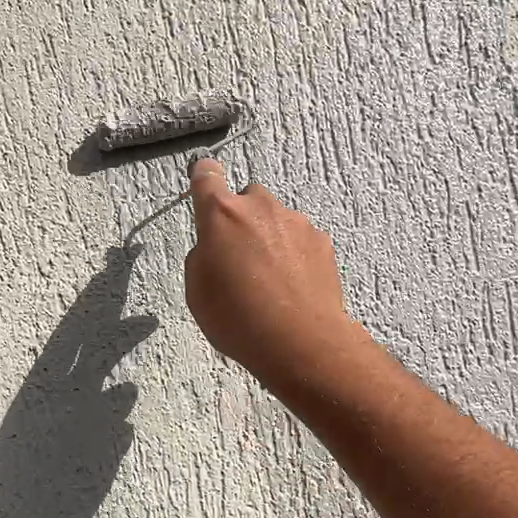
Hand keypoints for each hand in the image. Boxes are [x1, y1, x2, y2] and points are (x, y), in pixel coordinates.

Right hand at [185, 158, 367, 388]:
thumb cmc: (239, 319)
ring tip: (265, 283)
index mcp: (221, 215)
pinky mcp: (320, 241)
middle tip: (236, 259)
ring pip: (274, 221)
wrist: (298, 340)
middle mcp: (260, 208)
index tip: (204, 179)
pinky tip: (288, 288)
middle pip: (246, 199)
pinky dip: (292, 256)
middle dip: (239, 221)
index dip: (203, 177)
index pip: (207, 177)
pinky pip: (299, 240)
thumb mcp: (196, 292)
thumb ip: (201, 256)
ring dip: (267, 241)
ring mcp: (295, 222)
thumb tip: (214, 248)